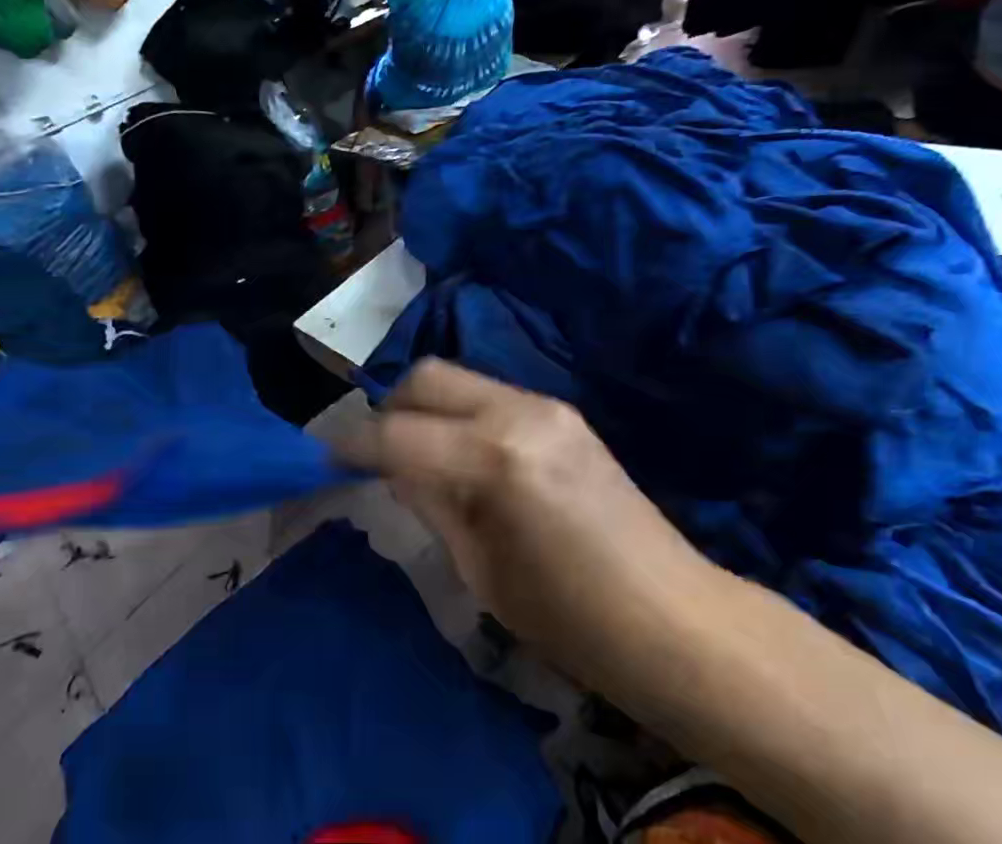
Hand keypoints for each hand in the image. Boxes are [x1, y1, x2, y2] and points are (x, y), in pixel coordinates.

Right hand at [335, 360, 720, 677]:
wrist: (676, 622)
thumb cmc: (569, 618)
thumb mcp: (476, 566)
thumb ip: (428, 502)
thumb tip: (393, 469)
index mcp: (493, 459)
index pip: (395, 433)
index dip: (351, 445)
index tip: (325, 458)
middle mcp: (518, 414)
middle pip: (424, 379)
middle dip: (387, 410)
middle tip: (374, 453)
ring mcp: (545, 408)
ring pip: (454, 379)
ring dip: (422, 409)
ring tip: (416, 455)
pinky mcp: (562, 414)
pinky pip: (486, 396)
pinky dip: (456, 415)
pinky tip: (460, 456)